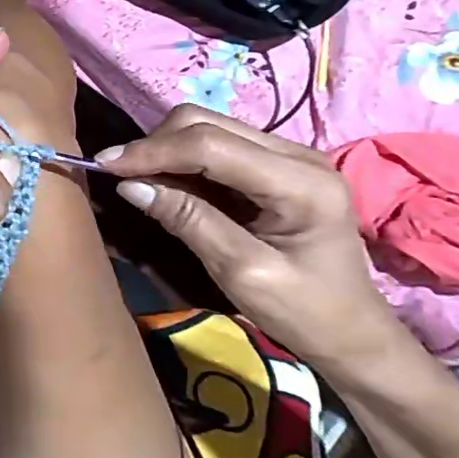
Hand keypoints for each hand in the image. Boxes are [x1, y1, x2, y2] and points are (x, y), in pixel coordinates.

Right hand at [96, 105, 403, 373]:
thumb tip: (130, 185)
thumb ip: (188, 221)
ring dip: (167, 149)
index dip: (152, 151)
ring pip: (208, 128)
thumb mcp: (241, 273)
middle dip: (157, 145)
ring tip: (138, 180)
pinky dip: (183, 160)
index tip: (104, 163)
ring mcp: (289, 157)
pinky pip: (218, 146)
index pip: (210, 145)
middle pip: (207, 123)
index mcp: (300, 182)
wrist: (354, 334)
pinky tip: (166, 183)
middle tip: (120, 175)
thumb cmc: (305, 314)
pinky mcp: (277, 166)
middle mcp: (297, 155)